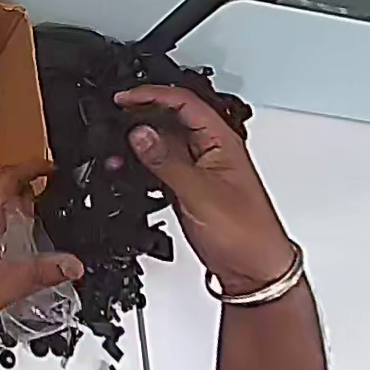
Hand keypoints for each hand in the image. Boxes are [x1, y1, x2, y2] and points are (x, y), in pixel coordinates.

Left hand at [0, 158, 84, 338]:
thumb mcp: (4, 285)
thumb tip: (71, 264)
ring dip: (5, 192)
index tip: (48, 167)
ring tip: (27, 205)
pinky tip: (3, 237)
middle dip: (17, 174)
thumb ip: (40, 273)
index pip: (6, 177)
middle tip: (39, 180)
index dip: (30, 168)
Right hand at [115, 86, 293, 293]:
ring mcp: (197, 168)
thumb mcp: (202, 193)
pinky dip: (141, 165)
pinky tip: (127, 170)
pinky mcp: (187, 187)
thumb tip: (140, 133)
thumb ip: (167, 161)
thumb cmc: (247, 234)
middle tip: (114, 118)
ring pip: (162, 142)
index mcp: (220, 139)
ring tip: (116, 148)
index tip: (124, 98)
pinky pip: (159, 166)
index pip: (183, 101)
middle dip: (141, 115)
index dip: (152, 94)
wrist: (254, 274)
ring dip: (138, 143)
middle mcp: (209, 149)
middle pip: (170, 118)